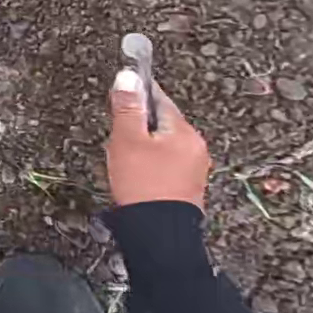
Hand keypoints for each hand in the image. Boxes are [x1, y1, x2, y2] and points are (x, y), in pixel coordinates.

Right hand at [106, 69, 211, 208]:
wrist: (158, 235)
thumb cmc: (143, 186)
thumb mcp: (127, 140)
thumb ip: (127, 107)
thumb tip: (127, 77)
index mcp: (183, 131)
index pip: (159, 99)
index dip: (137, 93)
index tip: (123, 91)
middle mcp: (194, 147)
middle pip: (162, 121)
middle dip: (139, 122)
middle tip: (118, 130)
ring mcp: (193, 168)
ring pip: (164, 142)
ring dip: (144, 143)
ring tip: (124, 155)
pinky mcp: (186, 185)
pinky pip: (167, 161)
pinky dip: (151, 160)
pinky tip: (136, 172)